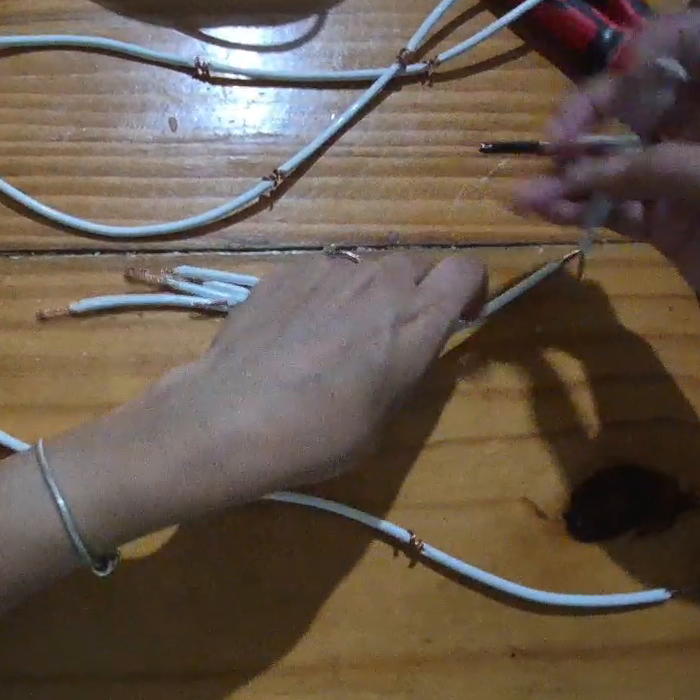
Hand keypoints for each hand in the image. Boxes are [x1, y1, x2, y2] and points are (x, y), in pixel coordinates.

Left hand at [155, 253, 488, 500]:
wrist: (232, 417)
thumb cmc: (318, 435)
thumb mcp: (383, 421)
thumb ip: (407, 374)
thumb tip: (412, 355)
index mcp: (415, 319)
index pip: (465, 270)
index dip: (467, 289)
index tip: (458, 316)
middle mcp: (377, 282)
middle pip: (413, 265)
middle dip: (414, 291)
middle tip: (392, 332)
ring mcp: (326, 272)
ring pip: (362, 268)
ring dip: (363, 294)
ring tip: (334, 336)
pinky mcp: (282, 274)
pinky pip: (317, 276)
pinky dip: (319, 296)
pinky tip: (293, 332)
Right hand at [513, 10, 699, 370]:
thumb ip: (666, 170)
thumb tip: (578, 171)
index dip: (652, 44)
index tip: (611, 78)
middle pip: (641, 98)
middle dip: (592, 112)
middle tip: (554, 146)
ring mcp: (688, 183)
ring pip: (616, 159)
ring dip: (571, 170)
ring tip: (529, 193)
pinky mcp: (670, 228)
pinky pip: (614, 208)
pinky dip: (577, 209)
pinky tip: (542, 213)